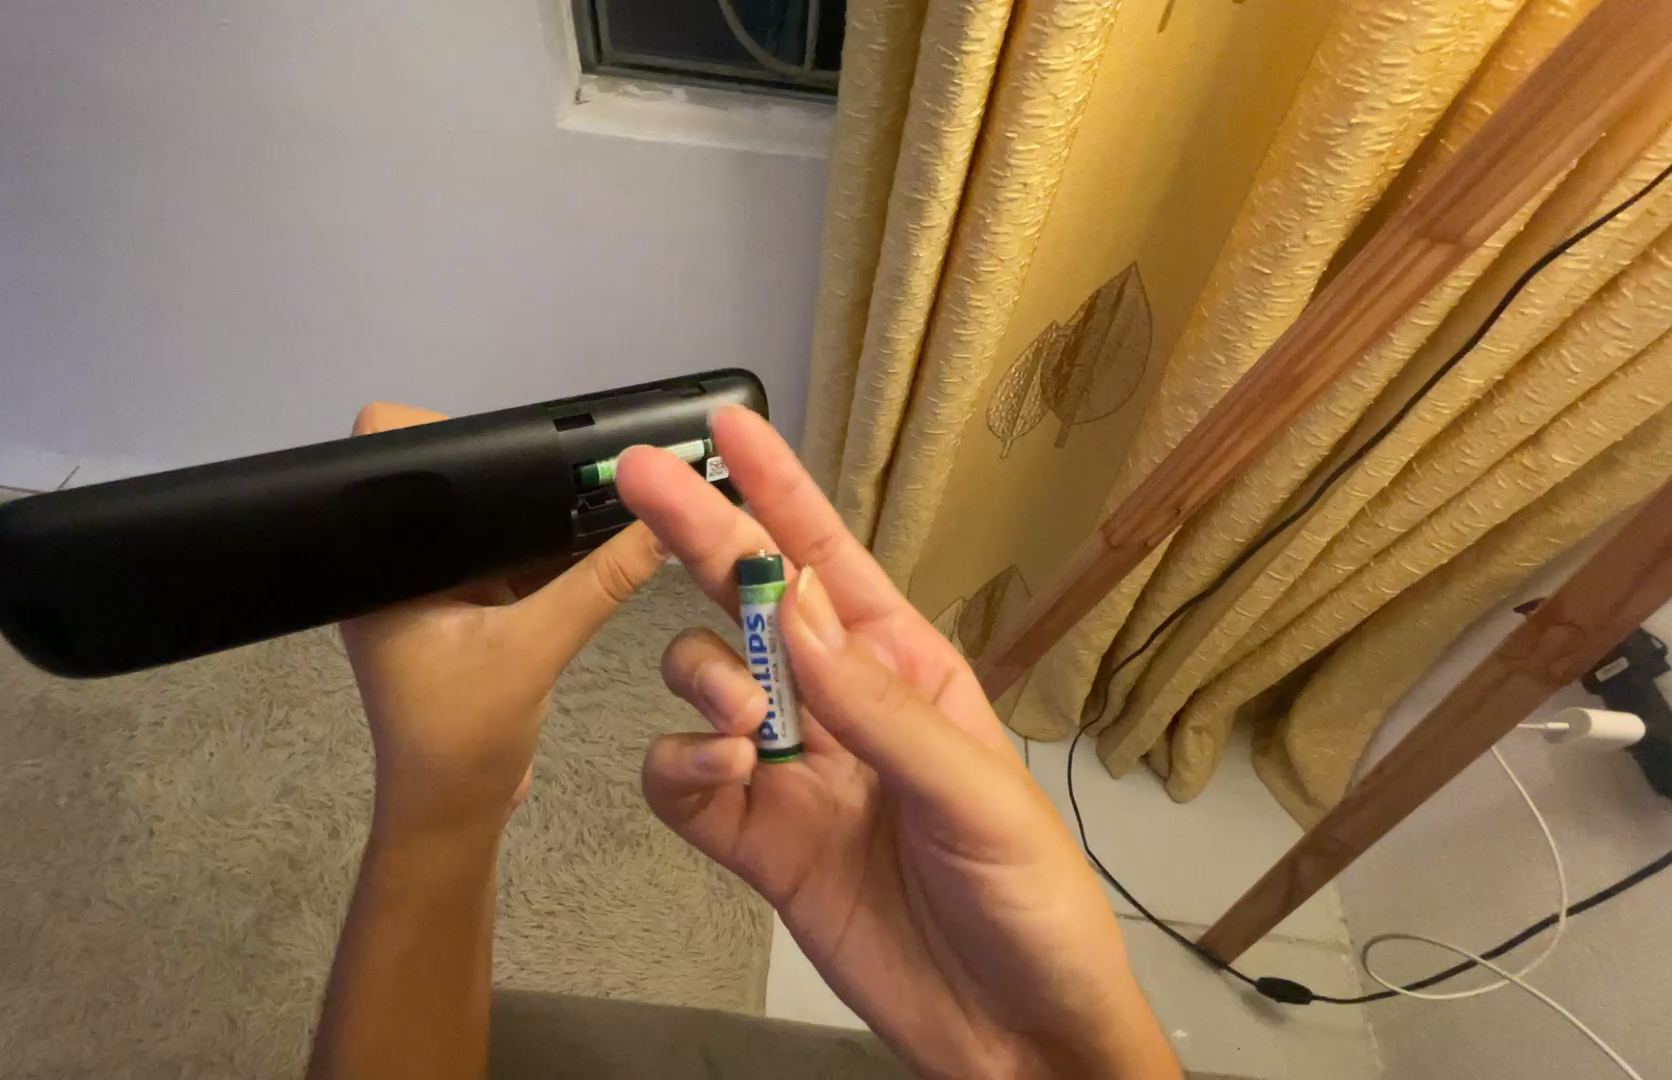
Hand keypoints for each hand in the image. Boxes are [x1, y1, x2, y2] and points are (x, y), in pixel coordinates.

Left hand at [340, 403, 664, 834]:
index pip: (385, 455)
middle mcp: (402, 562)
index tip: (519, 446)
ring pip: (490, 521)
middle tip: (575, 466)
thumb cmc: (464, 737)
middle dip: (512, 473)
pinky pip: (513, 557)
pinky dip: (549, 549)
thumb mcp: (535, 650)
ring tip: (595, 493)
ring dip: (537, 512)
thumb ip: (598, 585)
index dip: (441, 432)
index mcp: (382, 563)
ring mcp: (439, 584)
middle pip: (452, 485)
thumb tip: (663, 528)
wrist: (456, 809)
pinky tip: (594, 539)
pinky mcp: (471, 605)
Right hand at [617, 407, 1178, 1079]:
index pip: (824, 556)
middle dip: (698, 530)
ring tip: (745, 723)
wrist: (1010, 1030)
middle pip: (746, 595)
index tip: (729, 431)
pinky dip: (681, 768)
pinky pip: (681, 777)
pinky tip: (721, 776)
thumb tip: (792, 615)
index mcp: (897, 664)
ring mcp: (786, 762)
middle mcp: (832, 697)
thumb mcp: (973, 790)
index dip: (776, 488)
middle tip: (645, 478)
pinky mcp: (752, 832)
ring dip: (703, 676)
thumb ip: (876, 705)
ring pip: (703, 677)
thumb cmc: (1026, 895)